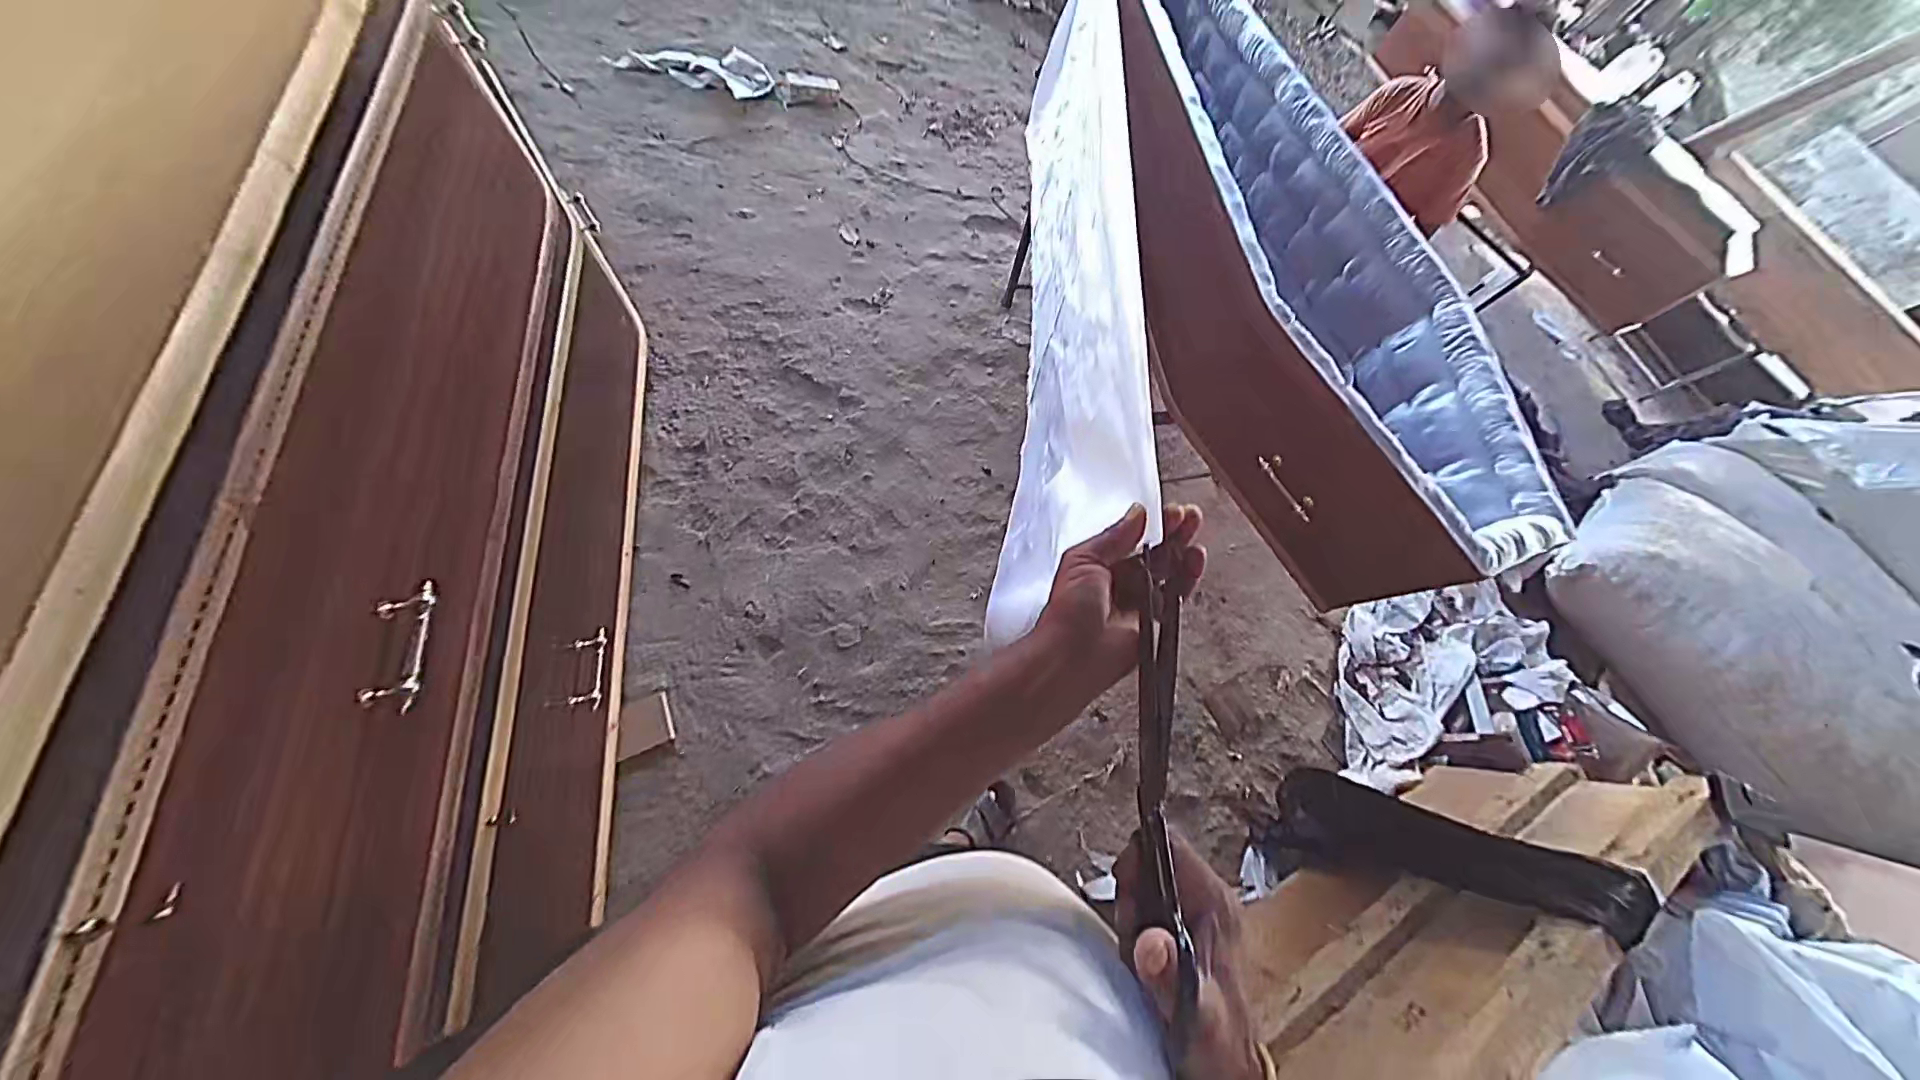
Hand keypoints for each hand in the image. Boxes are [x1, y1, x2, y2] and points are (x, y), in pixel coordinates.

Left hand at [1032, 503, 1205, 693]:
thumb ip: (1113, 537)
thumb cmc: (1068, 612)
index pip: (1132, 538)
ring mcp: (1138, 602)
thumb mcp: (1083, 560)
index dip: (1152, 524)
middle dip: (1174, 534)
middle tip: (1191, 518)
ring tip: (1195, 538)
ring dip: (1184, 553)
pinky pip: (1176, 596)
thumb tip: (1136, 514)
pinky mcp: (1154, 622)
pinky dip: (1188, 579)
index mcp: (1098, 564)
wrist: (1073, 654)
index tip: (1169, 512)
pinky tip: (1193, 562)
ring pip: (1169, 572)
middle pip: (1155, 552)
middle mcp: (1119, 582)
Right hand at [1116, 829, 1263, 1079]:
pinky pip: (1150, 900)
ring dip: (1131, 909)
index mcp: (1218, 904)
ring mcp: (1201, 909)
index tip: (1124, 886)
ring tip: (1137, 944)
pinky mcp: (1189, 922)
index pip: (1170, 843)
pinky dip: (1137, 922)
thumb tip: (1151, 943)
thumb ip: (1170, 975)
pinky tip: (1143, 950)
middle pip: (1153, 860)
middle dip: (1130, 890)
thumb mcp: (1193, 1010)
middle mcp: (1212, 899)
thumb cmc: (1217, 1039)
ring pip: (1148, 880)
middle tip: (1131, 928)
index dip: (1138, 857)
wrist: (1225, 1062)